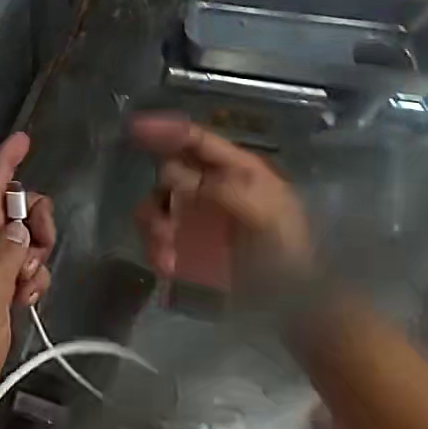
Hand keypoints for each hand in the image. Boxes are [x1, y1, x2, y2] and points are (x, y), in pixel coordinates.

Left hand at [0, 132, 55, 422]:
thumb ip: (1, 261)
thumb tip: (21, 226)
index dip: (7, 162)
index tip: (24, 136)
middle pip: (12, 211)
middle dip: (35, 229)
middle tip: (37, 263)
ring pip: (20, 239)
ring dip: (34, 260)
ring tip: (25, 293)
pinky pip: (16, 265)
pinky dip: (27, 278)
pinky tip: (23, 303)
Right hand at [129, 114, 312, 281]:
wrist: (293, 301)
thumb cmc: (288, 252)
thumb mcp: (266, 215)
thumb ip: (224, 189)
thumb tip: (172, 172)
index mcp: (237, 170)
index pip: (197, 140)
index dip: (166, 130)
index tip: (134, 127)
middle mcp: (214, 187)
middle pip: (169, 174)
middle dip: (160, 197)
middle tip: (164, 225)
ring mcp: (201, 218)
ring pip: (160, 208)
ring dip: (155, 227)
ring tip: (167, 254)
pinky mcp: (192, 247)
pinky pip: (161, 240)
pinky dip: (158, 251)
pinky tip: (170, 267)